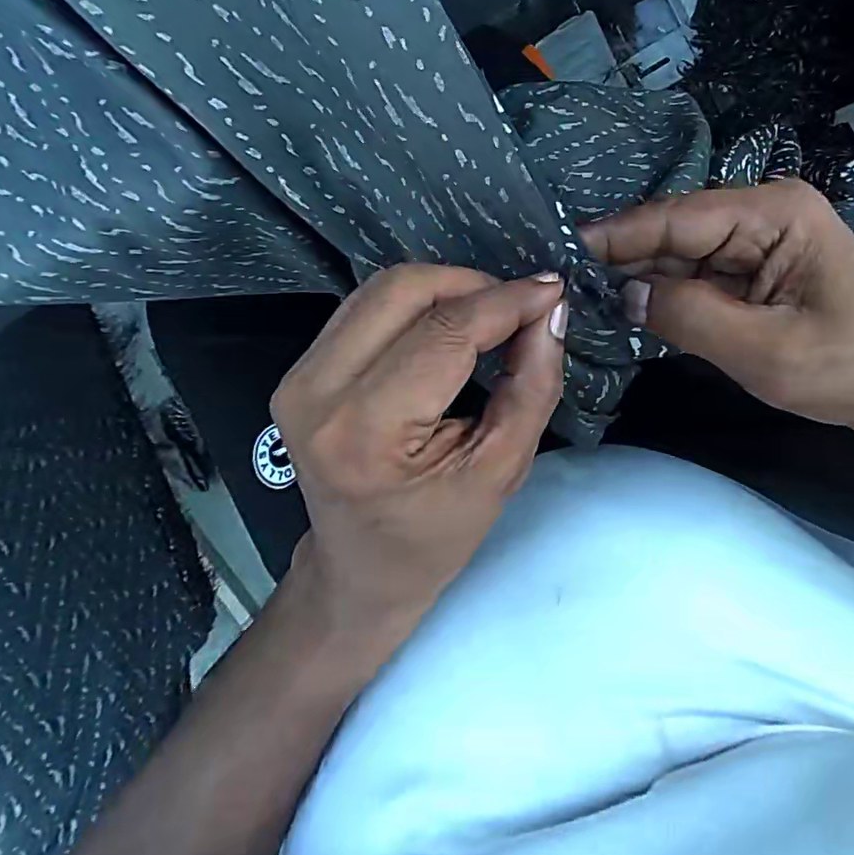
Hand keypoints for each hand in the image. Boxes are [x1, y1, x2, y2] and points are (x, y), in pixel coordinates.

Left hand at [268, 264, 566, 653]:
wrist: (360, 569)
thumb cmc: (437, 534)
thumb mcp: (504, 469)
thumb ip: (533, 387)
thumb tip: (551, 314)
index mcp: (367, 431)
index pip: (446, 333)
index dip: (508, 302)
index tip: (554, 292)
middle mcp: (317, 392)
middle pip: (405, 290)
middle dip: (477, 285)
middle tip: (524, 309)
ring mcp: (299, 376)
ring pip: (384, 287)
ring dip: (451, 289)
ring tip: (496, 318)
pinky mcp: (301, 368)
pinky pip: (369, 305)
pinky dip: (423, 302)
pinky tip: (456, 326)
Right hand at [581, 179, 853, 436]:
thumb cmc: (849, 368)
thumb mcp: (764, 350)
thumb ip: (687, 316)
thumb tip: (624, 294)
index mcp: (776, 212)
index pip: (679, 216)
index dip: (618, 235)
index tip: (562, 251)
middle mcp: (768, 215)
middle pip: (681, 233)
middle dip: (629, 260)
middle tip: (567, 284)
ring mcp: (767, 244)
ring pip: (690, 257)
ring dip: (648, 281)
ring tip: (589, 298)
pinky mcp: (766, 274)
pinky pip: (708, 279)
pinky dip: (675, 297)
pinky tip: (637, 310)